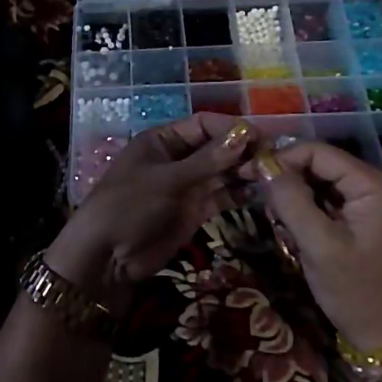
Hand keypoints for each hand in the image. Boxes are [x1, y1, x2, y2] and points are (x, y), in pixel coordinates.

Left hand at [48, 114, 255, 297]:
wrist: (107, 256)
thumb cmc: (129, 206)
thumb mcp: (166, 180)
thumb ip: (206, 160)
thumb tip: (244, 136)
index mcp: (161, 140)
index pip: (203, 124)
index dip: (231, 128)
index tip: (261, 137)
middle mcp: (176, 159)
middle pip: (217, 147)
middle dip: (243, 150)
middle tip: (273, 159)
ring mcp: (186, 186)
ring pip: (222, 172)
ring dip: (245, 172)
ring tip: (272, 175)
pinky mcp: (194, 211)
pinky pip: (221, 196)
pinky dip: (239, 193)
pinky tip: (260, 193)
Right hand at [243, 142, 381, 348]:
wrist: (380, 332)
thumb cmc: (353, 289)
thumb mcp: (318, 244)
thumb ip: (291, 201)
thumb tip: (263, 164)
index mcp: (372, 187)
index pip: (319, 153)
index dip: (282, 159)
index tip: (248, 175)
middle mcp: (372, 186)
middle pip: (317, 163)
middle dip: (284, 177)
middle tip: (256, 199)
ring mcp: (365, 202)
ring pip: (315, 181)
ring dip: (290, 195)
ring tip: (274, 219)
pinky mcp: (355, 218)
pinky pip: (320, 199)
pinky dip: (300, 208)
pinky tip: (288, 228)